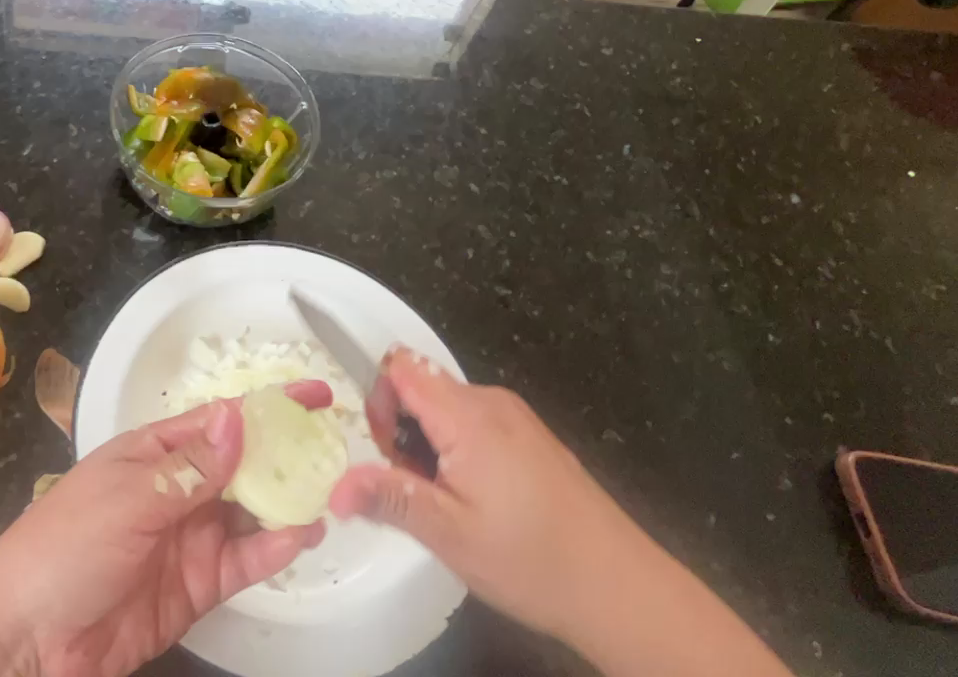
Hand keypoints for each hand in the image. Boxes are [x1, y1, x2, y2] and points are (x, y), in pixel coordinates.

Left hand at [0, 381, 331, 676]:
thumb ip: (189, 466)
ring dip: (287, 501)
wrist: (29, 638)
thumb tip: (237, 417)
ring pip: (251, 511)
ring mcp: (189, 536)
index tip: (314, 397)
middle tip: (335, 449)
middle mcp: (177, 488)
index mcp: (153, 453)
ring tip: (330, 492)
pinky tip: (302, 536)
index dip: (266, 407)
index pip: (219, 420)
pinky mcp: (198, 584)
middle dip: (286, 454)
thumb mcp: (128, 497)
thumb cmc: (66, 547)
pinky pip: (245, 560)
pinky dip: (275, 548)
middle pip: (242, 464)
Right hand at [331, 348, 649, 640]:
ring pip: (445, 405)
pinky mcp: (531, 436)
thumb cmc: (532, 560)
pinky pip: (474, 421)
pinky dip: (457, 448)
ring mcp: (516, 417)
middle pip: (421, 385)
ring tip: (446, 500)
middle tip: (416, 487)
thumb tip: (335, 488)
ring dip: (428, 441)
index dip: (379, 402)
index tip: (388, 453)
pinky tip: (476, 499)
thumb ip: (390, 497)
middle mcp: (491, 402)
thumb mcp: (449, 534)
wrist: (623, 589)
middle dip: (402, 429)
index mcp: (467, 416)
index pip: (400, 367)